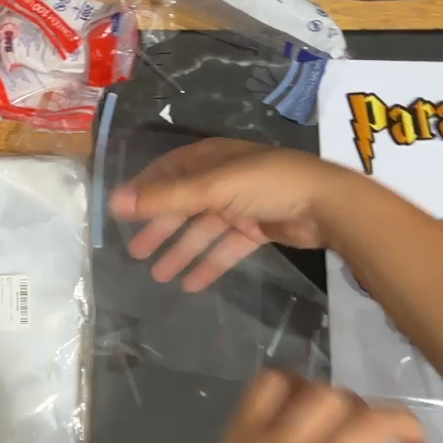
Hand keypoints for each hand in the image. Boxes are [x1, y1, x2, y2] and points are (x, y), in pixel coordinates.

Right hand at [109, 139, 358, 290]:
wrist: (328, 206)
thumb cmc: (266, 185)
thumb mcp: (211, 188)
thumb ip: (164, 198)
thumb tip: (114, 202)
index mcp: (210, 158)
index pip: (166, 172)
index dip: (144, 192)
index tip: (120, 214)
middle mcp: (222, 178)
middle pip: (182, 204)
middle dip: (159, 229)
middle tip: (135, 253)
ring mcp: (240, 205)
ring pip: (202, 230)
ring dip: (181, 251)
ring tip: (159, 275)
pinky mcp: (257, 229)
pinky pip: (225, 247)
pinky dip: (209, 264)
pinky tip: (191, 284)